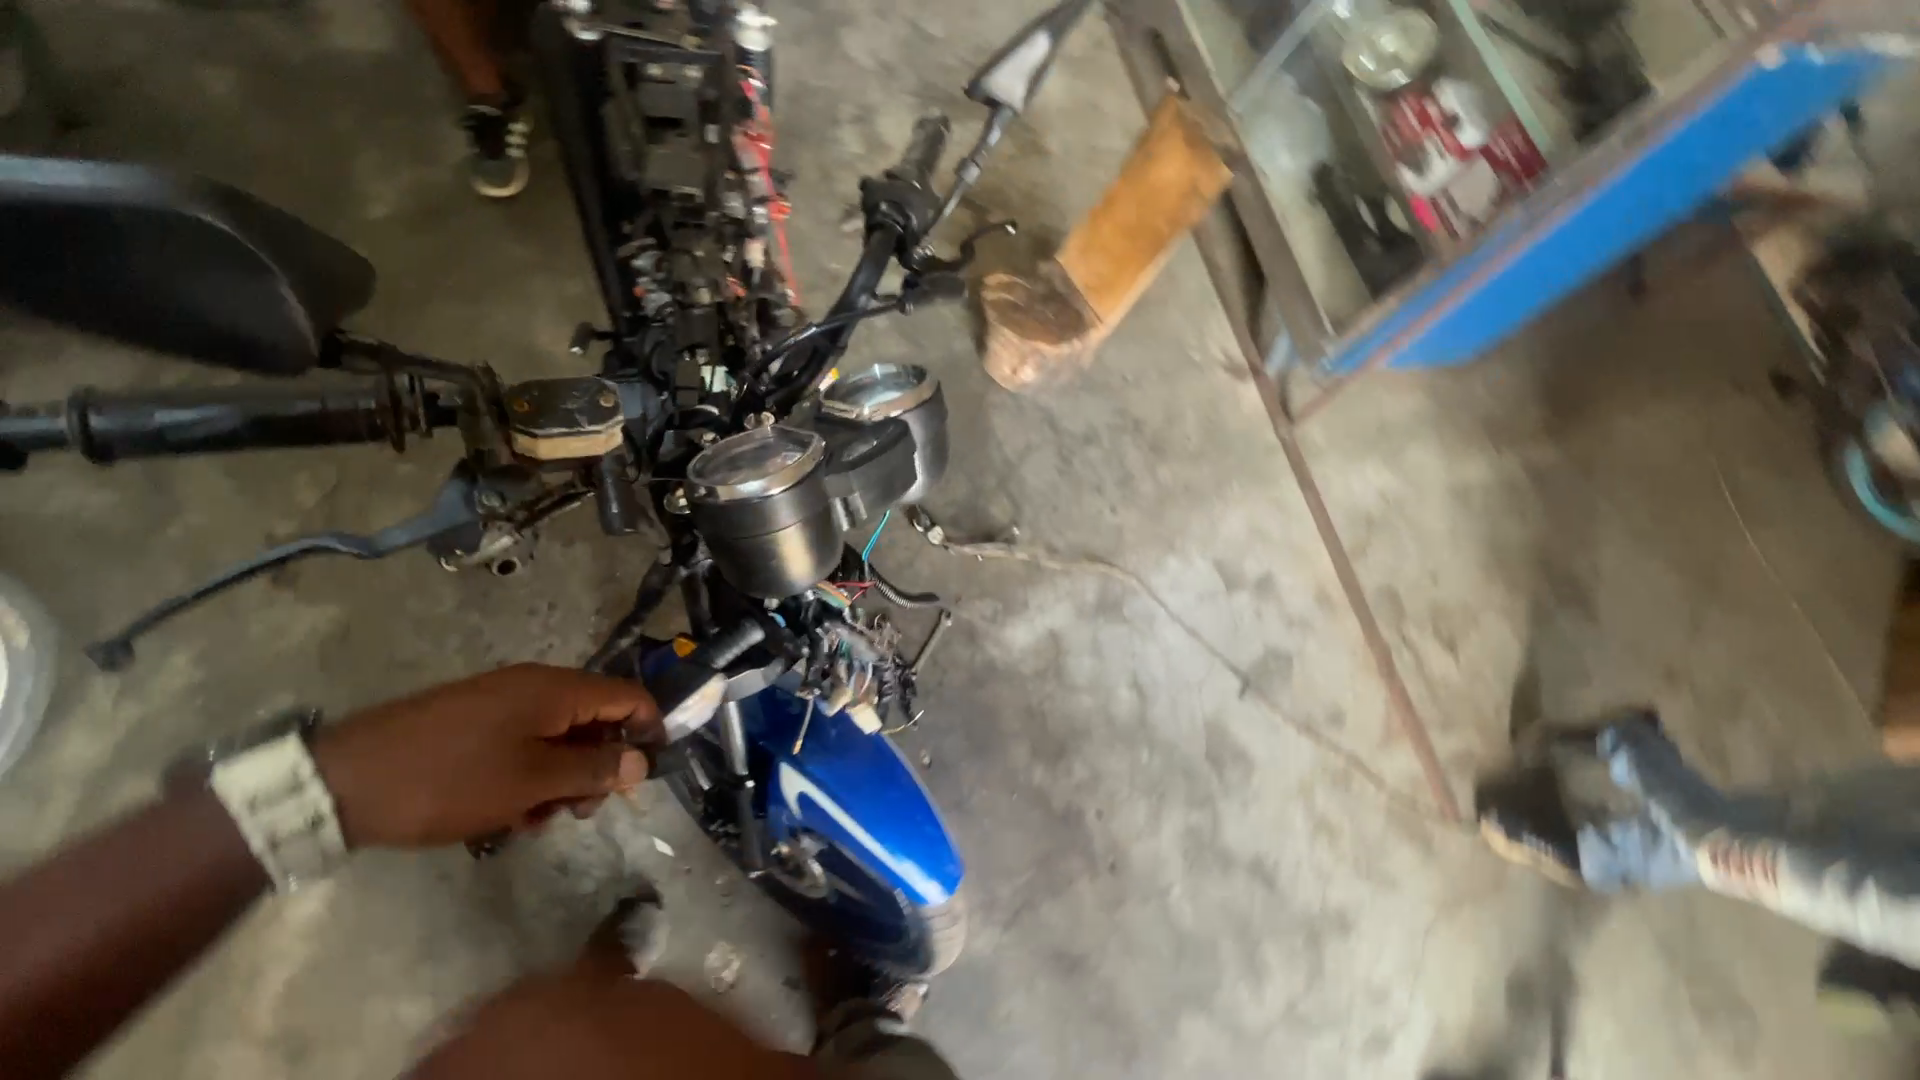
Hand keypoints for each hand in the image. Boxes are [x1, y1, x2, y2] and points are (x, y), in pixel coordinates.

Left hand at [312, 664, 661, 848]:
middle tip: (579, 811)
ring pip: (557, 735)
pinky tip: (503, 811)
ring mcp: (499, 701)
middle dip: (598, 765)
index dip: (649, 731)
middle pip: (594, 717)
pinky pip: (521, 742)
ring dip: (559, 777)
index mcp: (556, 689)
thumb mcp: (532, 782)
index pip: (629, 696)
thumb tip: (641, 760)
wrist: (342, 781)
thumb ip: (594, 768)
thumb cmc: (450, 780)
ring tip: (532, 819)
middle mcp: (533, 685)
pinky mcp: (471, 721)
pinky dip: (527, 773)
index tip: (645, 777)